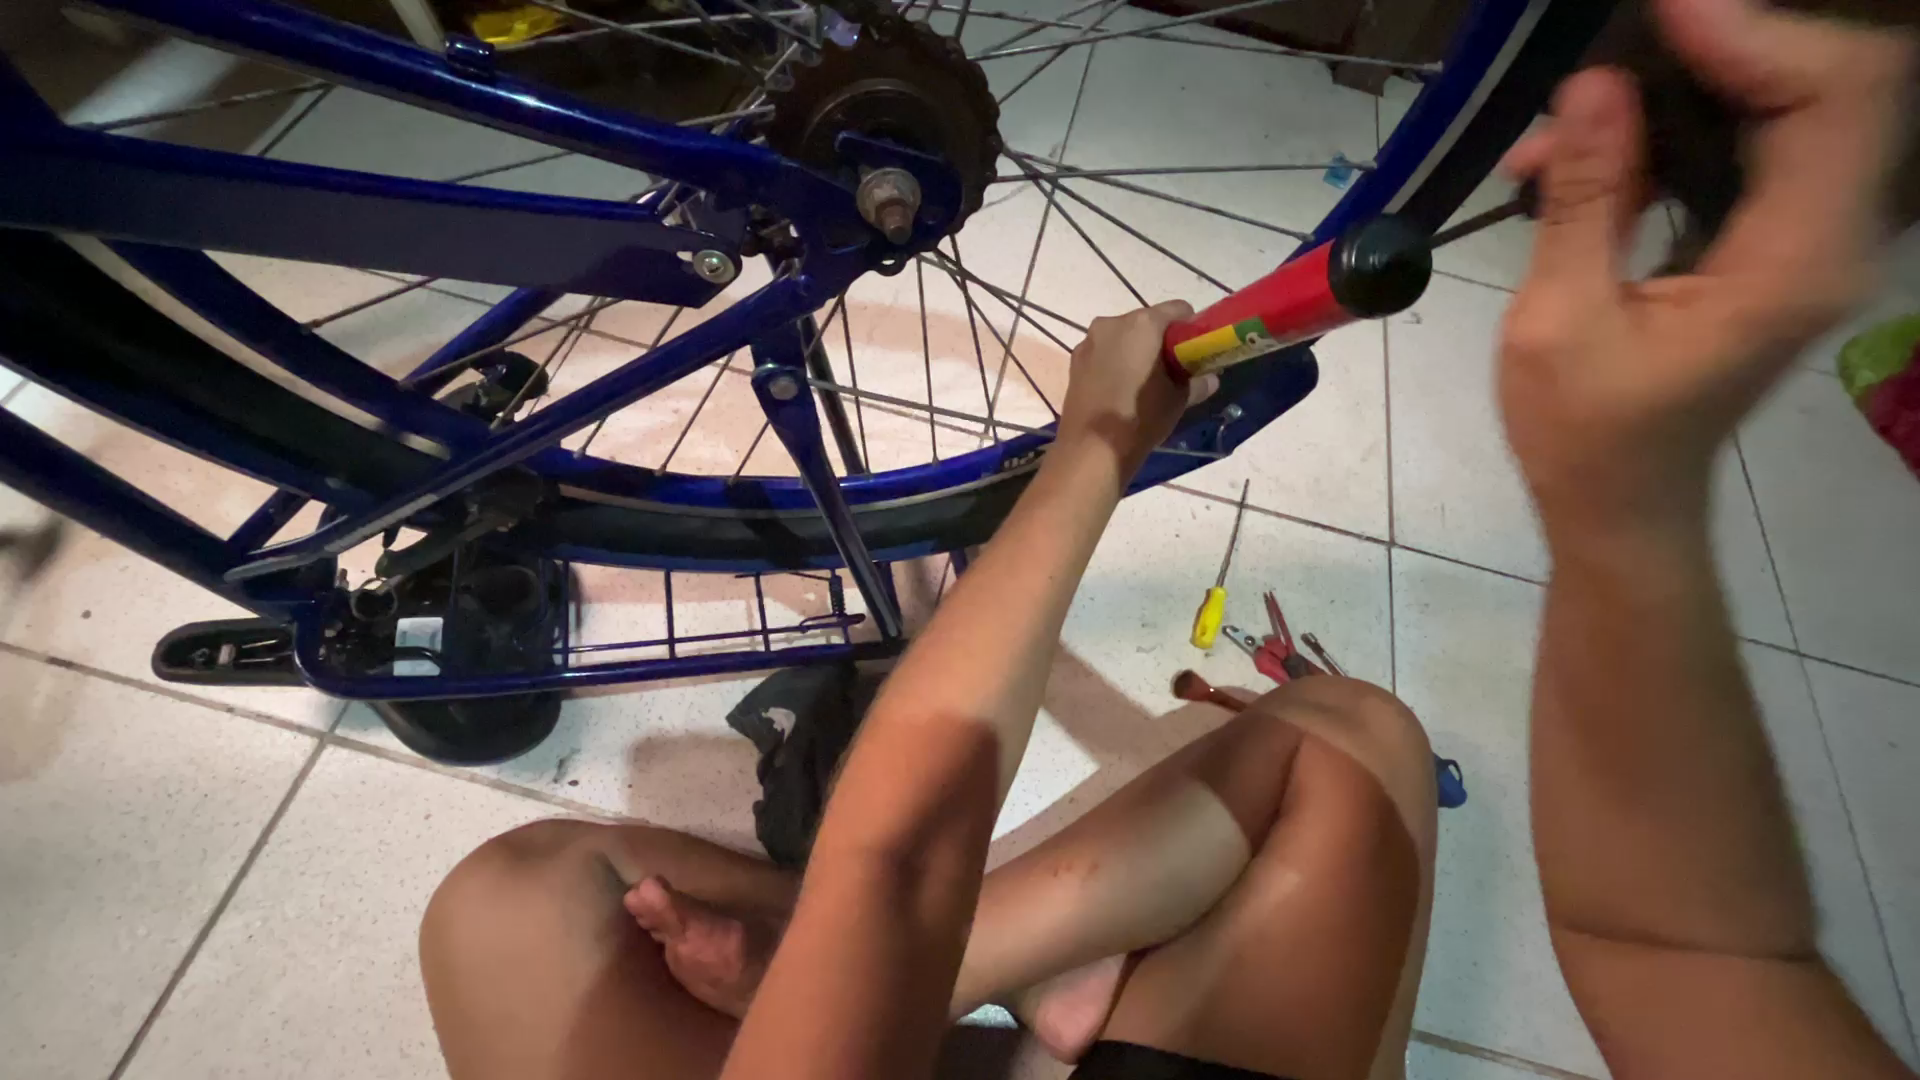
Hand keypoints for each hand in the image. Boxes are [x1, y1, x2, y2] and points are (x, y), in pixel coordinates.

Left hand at [1057, 299, 1216, 470]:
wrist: (1092, 449)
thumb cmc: (1141, 417)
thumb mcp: (1178, 399)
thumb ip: (1197, 381)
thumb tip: (1210, 378)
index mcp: (1142, 323)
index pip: (1179, 310)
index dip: (1189, 330)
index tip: (1192, 353)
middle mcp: (1111, 323)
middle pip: (1146, 322)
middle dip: (1159, 341)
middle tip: (1169, 371)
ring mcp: (1088, 342)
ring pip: (1122, 338)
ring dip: (1134, 352)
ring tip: (1142, 383)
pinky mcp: (1074, 362)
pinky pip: (1103, 354)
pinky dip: (1114, 363)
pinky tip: (1118, 390)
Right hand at [1496, 0, 1913, 538]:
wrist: (1615, 499)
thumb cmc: (1578, 431)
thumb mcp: (1558, 320)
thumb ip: (1585, 202)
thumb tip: (1592, 89)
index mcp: (1795, 261)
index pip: (1835, 95)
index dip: (1753, 34)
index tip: (1655, 15)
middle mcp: (1833, 237)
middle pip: (1827, 89)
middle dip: (1711, 58)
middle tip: (1596, 69)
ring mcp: (1808, 242)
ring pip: (1782, 119)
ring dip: (1676, 104)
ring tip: (1559, 134)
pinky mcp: (1768, 250)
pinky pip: (1745, 161)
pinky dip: (1670, 145)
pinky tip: (1585, 164)